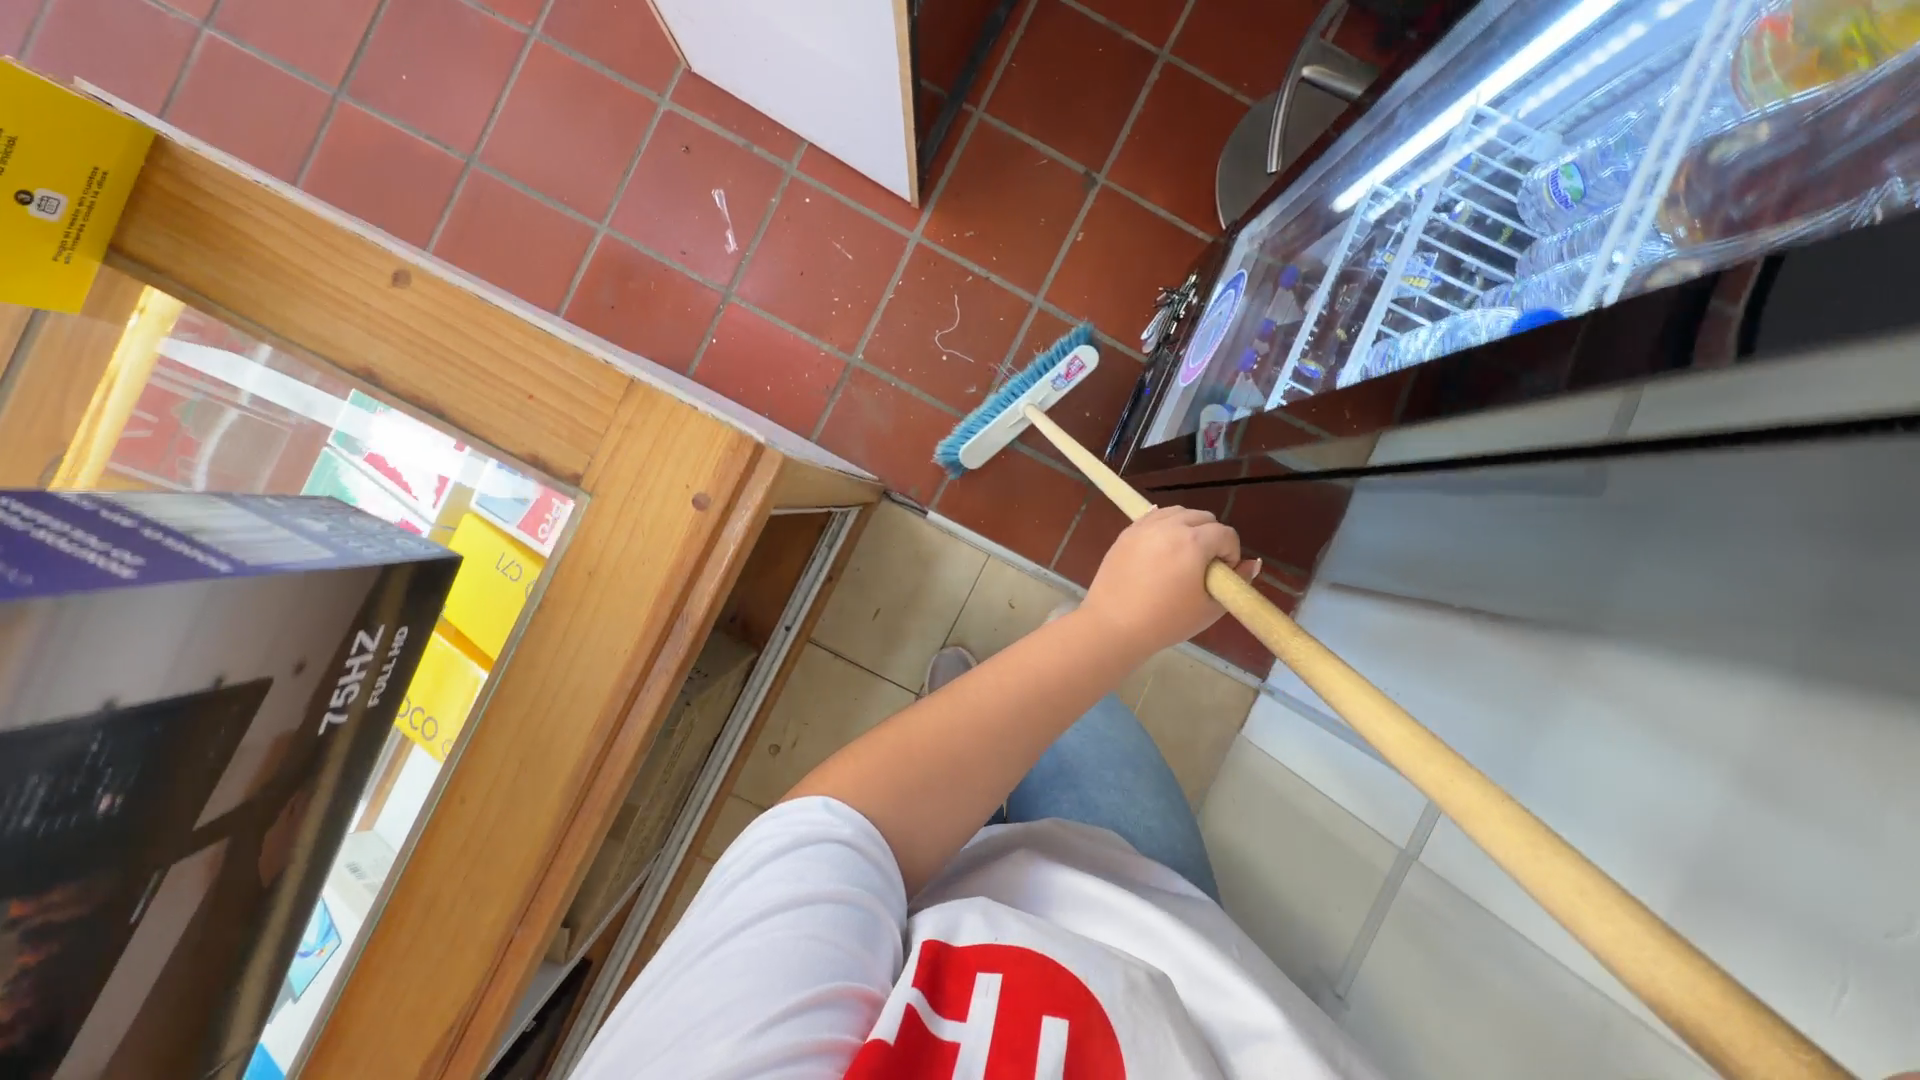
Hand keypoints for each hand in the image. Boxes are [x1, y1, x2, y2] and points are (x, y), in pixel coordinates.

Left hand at [1079, 506, 1258, 657]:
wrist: (1113, 626)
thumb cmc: (1166, 621)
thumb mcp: (1210, 607)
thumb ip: (1236, 582)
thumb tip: (1253, 563)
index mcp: (1193, 542)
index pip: (1225, 534)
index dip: (1230, 554)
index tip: (1221, 575)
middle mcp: (1169, 526)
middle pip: (1203, 518)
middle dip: (1211, 537)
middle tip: (1203, 566)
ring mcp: (1144, 527)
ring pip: (1177, 512)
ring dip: (1188, 527)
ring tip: (1183, 555)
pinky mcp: (1126, 534)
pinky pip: (1152, 516)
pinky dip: (1164, 524)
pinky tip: (1164, 540)